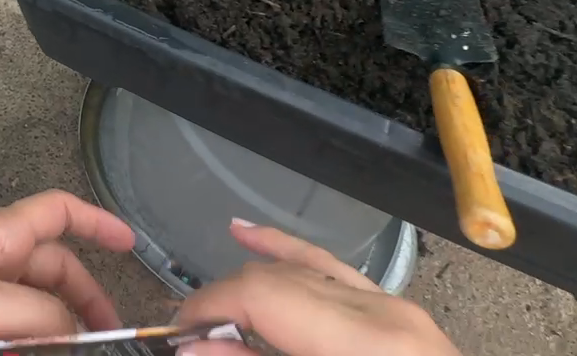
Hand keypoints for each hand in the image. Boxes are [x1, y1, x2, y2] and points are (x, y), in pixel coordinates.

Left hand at [0, 190, 137, 355]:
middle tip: (106, 341)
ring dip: (52, 334)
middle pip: (51, 272)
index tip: (130, 244)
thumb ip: (33, 313)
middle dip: (83, 301)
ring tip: (64, 349)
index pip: (54, 212)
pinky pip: (3, 337)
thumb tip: (73, 330)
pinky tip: (24, 354)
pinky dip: (22, 346)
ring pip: (30, 314)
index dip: (94, 220)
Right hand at [176, 221, 459, 355]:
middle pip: (274, 281)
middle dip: (223, 304)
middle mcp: (378, 312)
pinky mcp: (397, 311)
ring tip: (210, 314)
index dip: (210, 308)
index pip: (261, 295)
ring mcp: (392, 306)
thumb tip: (196, 348)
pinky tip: (243, 233)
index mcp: (361, 345)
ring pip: (296, 270)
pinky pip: (330, 267)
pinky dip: (285, 249)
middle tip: (190, 337)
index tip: (179, 334)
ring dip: (246, 287)